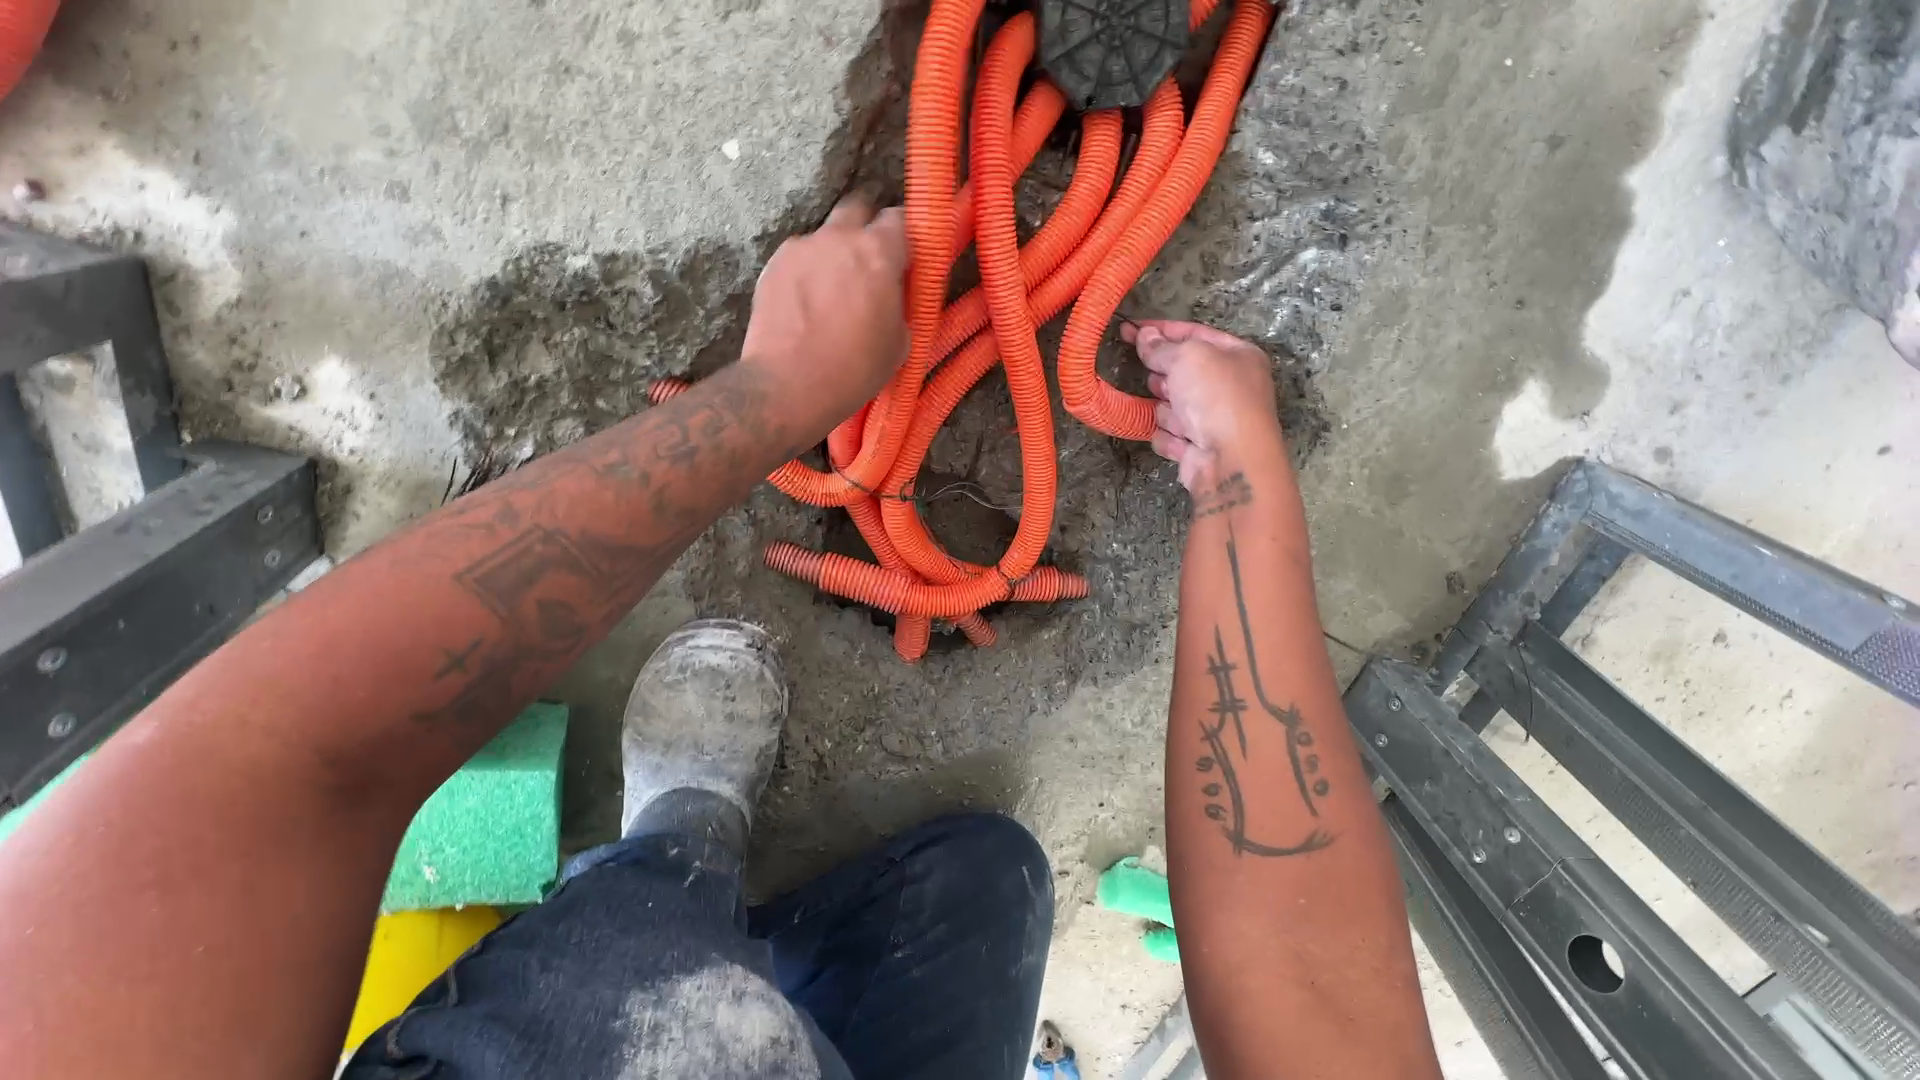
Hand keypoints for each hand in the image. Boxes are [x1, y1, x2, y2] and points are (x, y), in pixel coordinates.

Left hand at [741, 196, 909, 411]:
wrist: (787, 386)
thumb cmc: (854, 370)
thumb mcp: (899, 342)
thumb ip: (900, 304)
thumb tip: (894, 294)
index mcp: (878, 253)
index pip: (901, 218)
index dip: (906, 233)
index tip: (907, 251)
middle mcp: (839, 238)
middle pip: (857, 207)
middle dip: (867, 224)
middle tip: (871, 255)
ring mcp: (801, 248)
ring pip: (825, 235)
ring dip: (834, 251)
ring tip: (834, 287)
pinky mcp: (773, 264)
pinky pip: (799, 257)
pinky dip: (807, 271)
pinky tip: (807, 302)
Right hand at [1124, 320, 1284, 490]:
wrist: (1230, 458)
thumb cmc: (1217, 397)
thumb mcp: (1188, 357)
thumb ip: (1162, 346)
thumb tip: (1145, 336)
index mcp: (1239, 356)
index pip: (1195, 334)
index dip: (1161, 330)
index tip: (1130, 329)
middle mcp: (1231, 386)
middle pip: (1183, 372)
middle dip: (1165, 376)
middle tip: (1157, 378)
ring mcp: (1216, 420)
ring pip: (1173, 406)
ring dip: (1165, 409)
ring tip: (1171, 413)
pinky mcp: (1200, 448)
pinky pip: (1172, 435)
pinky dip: (1169, 436)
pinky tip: (1178, 439)